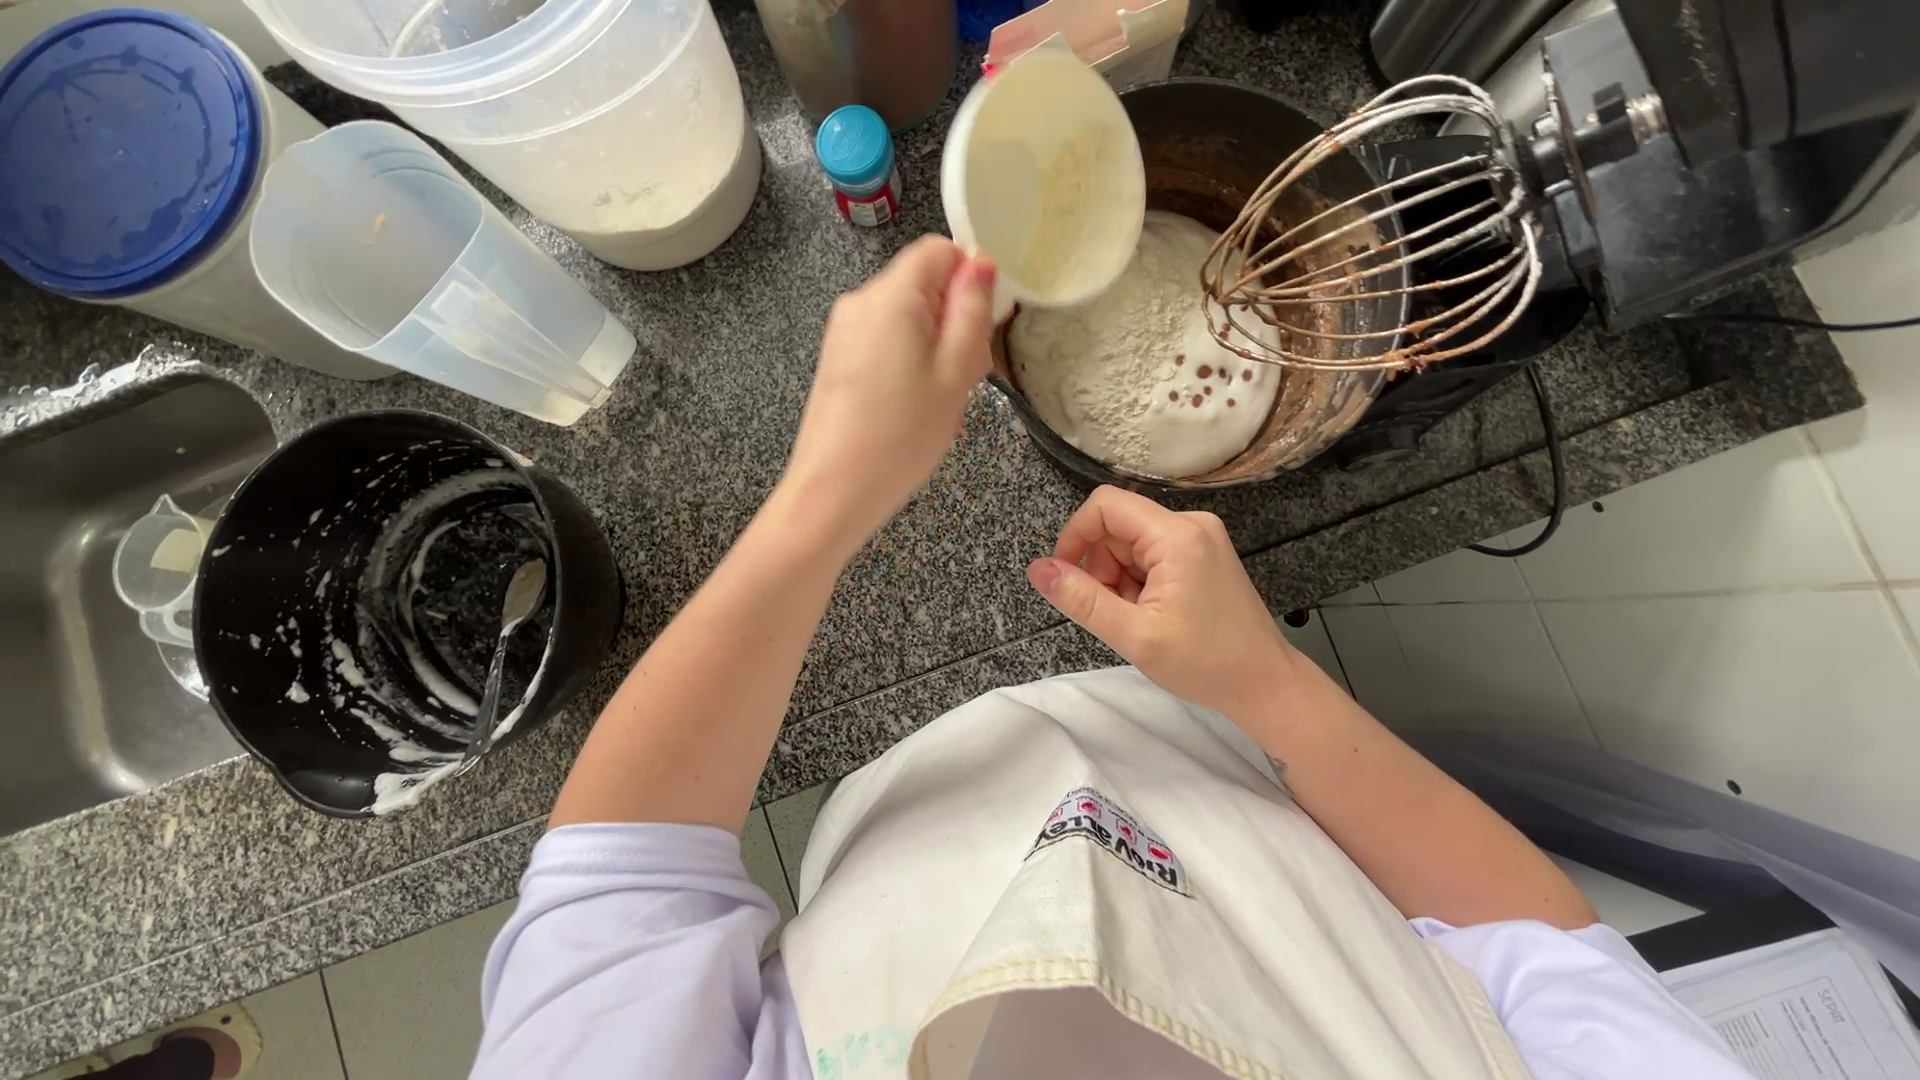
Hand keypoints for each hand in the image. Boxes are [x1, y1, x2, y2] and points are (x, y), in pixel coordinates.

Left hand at [779, 236, 996, 551]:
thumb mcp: (955, 373)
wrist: (834, 491)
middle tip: (964, 375)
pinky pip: (885, 341)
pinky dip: (909, 363)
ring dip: (934, 347)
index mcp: (890, 296)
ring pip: (907, 317)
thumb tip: (981, 264)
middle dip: (954, 320)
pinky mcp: (839, 359)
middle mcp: (860, 303)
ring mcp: (844, 332)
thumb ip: (972, 311)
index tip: (983, 325)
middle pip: (923, 285)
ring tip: (938, 398)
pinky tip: (913, 406)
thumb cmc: (899, 438)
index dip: (970, 279)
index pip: (939, 250)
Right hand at [1026, 486, 1300, 718]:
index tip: (1064, 577)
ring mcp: (1199, 538)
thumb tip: (1036, 569)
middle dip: (1101, 569)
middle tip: (1113, 614)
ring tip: (1138, 620)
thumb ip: (1082, 599)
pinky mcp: (1202, 554)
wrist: (1265, 685)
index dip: (1075, 535)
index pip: (1105, 505)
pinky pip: (1151, 555)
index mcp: (1177, 535)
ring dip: (1119, 580)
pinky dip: (1138, 583)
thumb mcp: (1134, 636)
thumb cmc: (1205, 664)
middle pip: (1117, 528)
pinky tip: (1154, 615)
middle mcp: (1190, 524)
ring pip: (1130, 544)